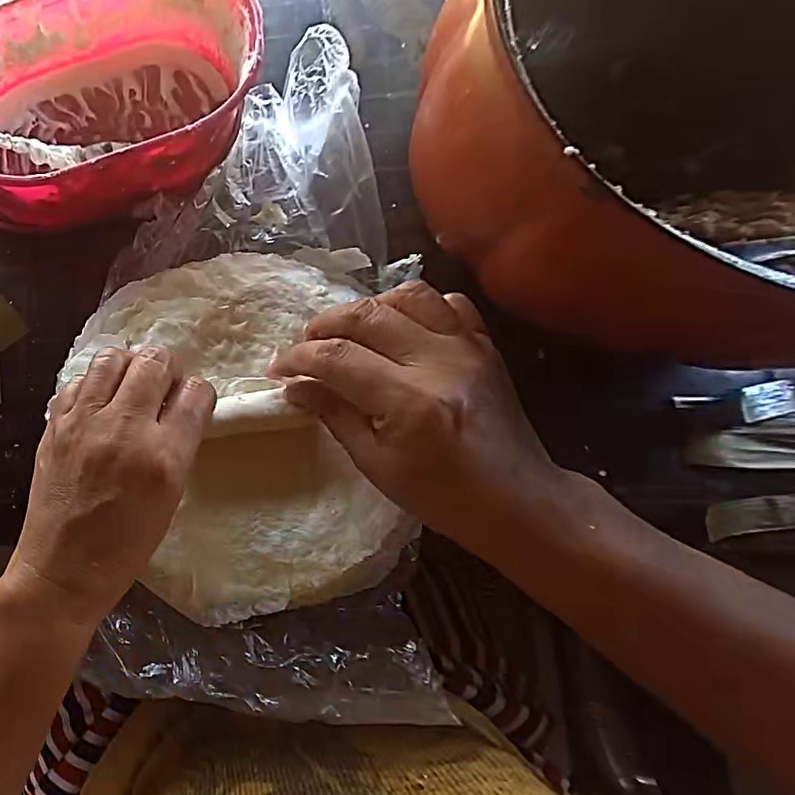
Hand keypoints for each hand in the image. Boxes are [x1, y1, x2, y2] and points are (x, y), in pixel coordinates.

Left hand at [10, 347, 214, 621]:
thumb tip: (177, 412)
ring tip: (129, 386)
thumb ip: (176, 450)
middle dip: (167, 369)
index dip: (197, 394)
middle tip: (163, 386)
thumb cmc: (122, 549)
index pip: (194, 395)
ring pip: (112, 359)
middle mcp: (124, 430)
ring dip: (128, 366)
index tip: (190, 401)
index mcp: (163, 458)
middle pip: (154, 363)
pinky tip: (97, 404)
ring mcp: (84, 423)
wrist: (61, 568)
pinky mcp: (55, 426)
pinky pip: (78, 382)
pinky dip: (92, 384)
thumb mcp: (169, 502)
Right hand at [269, 280, 575, 550]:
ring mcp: (468, 348)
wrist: (517, 499)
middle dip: (322, 327)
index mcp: (409, 401)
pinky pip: (447, 303)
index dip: (297, 358)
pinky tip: (395, 331)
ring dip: (366, 309)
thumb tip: (295, 387)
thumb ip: (333, 414)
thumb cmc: (438, 493)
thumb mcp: (372, 462)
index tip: (277, 370)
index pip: (336, 357)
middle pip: (366, 315)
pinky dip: (414, 308)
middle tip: (304, 349)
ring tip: (347, 334)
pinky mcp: (484, 345)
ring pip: (407, 295)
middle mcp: (440, 363)